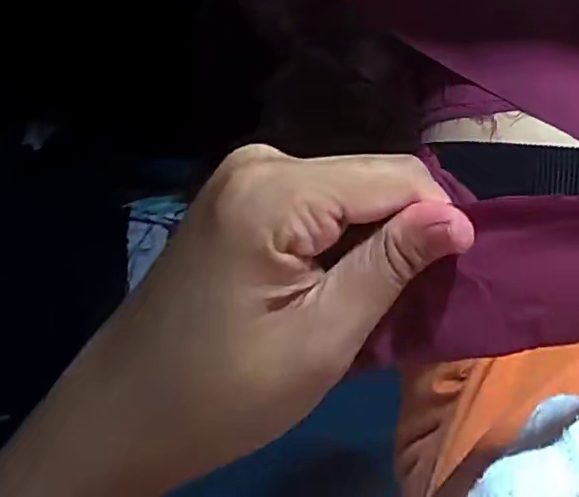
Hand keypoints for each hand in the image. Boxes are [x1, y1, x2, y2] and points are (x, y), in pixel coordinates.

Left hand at [0, 145, 473, 495]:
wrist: (118, 417)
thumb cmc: (220, 394)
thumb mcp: (321, 340)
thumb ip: (392, 265)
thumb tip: (460, 219)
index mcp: (276, 190)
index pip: (393, 175)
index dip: (437, 216)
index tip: (456, 271)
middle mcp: (263, 160)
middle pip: (371, 175)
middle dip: (407, 224)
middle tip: (419, 292)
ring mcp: (250, 170)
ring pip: (351, 185)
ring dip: (378, 231)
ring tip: (381, 290)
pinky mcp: (245, 188)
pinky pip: (322, 195)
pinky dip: (344, 232)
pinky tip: (340, 276)